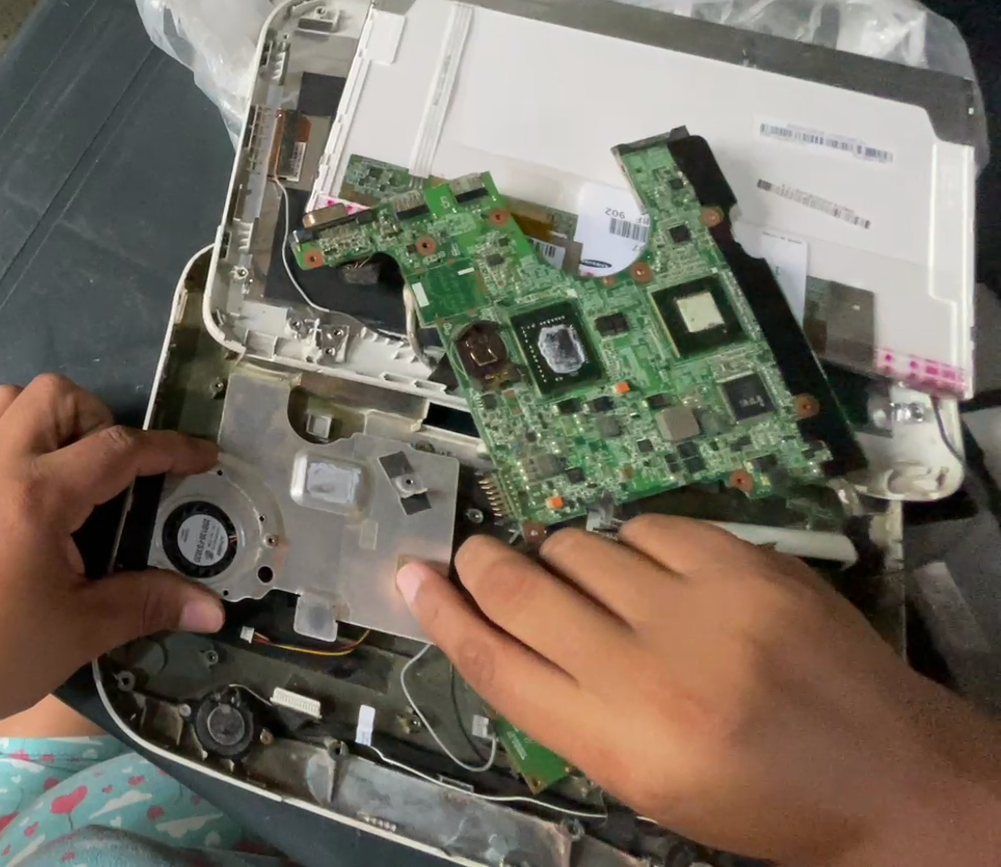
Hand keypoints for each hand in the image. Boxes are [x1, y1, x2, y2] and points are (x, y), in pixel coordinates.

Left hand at [0, 373, 225, 745]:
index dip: (167, 449)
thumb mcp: (80, 629)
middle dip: (99, 418)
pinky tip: (33, 490)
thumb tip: (214, 607)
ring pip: (11, 400)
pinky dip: (18, 434)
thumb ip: (148, 602)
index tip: (203, 454)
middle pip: (55, 395)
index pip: (114, 450)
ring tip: (74, 472)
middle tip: (117, 473)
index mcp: (34, 495)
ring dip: (52, 417)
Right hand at [397, 517, 1000, 866]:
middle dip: (481, 563)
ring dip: (566, 563)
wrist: (909, 786)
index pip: (489, 658)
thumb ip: (544, 693)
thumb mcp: (631, 771)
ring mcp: (701, 612)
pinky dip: (635, 549)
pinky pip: (639, 526)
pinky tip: (667, 581)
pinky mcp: (745, 566)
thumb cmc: (748, 792)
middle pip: (512, 586)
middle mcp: (649, 674)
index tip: (410, 574)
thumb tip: (465, 610)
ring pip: (569, 545)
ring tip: (609, 594)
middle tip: (483, 562)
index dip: (437, 609)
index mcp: (615, 740)